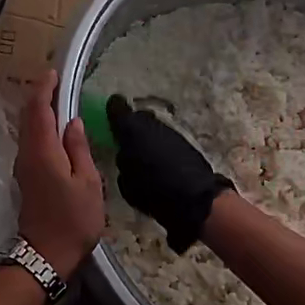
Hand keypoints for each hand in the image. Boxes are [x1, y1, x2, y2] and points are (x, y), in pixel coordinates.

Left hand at [14, 70, 104, 278]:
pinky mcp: (25, 176)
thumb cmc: (73, 220)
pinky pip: (29, 141)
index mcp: (43, 151)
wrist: (46, 254)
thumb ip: (79, 149)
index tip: (53, 72)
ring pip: (27, 129)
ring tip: (55, 98)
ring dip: (37, 110)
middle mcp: (27, 154)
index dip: (44, 89)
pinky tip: (51, 128)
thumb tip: (73, 122)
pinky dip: (38, 126)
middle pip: (28, 116)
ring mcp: (23, 166)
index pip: (39, 110)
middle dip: (39, 95)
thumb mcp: (88, 183)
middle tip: (54, 80)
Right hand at [106, 95, 233, 252]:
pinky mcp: (186, 139)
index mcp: (130, 129)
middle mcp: (150, 123)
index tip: (110, 117)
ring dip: (148, 136)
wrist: (194, 198)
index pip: (117, 106)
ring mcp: (170, 129)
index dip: (113, 110)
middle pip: (137, 116)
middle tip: (126, 141)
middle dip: (132, 126)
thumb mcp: (126, 182)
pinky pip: (166, 137)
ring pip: (153, 126)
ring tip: (144, 154)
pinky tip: (162, 161)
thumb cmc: (152, 191)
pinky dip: (161, 144)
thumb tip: (125, 155)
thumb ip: (123, 162)